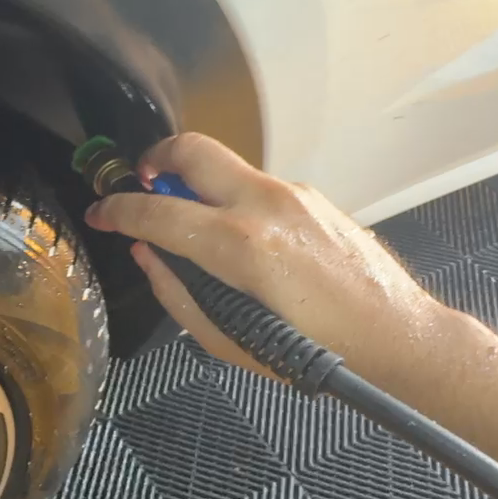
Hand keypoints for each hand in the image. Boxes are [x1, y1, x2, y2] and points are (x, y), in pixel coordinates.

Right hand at [83, 133, 461, 387]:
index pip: (157, 211)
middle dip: (153, 158)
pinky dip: (231, 201)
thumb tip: (148, 255)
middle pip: (192, 149)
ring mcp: (293, 194)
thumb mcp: (226, 337)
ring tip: (193, 226)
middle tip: (140, 183)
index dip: (117, 210)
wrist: (396, 335)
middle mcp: (265, 205)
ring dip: (196, 186)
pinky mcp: (312, 196)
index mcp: (240, 246)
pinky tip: (239, 240)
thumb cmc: (313, 349)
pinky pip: (254, 187)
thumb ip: (175, 291)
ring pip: (224, 168)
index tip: (101, 213)